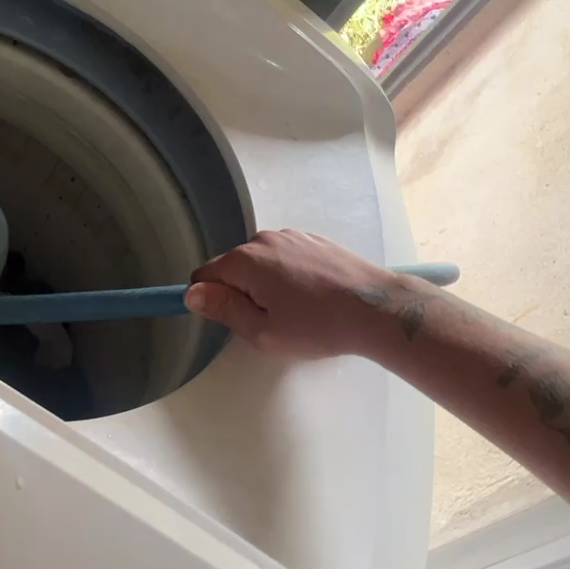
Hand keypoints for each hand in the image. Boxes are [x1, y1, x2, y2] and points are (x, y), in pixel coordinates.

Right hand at [184, 230, 419, 358]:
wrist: (378, 308)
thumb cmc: (317, 327)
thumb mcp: (263, 333)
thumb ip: (223, 310)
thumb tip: (191, 293)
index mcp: (245, 261)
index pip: (204, 275)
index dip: (210, 299)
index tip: (232, 318)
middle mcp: (262, 240)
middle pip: (233, 267)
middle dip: (241, 291)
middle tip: (271, 320)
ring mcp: (290, 235)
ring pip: (260, 261)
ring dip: (266, 282)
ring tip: (297, 309)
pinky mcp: (313, 238)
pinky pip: (285, 256)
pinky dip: (289, 273)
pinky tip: (314, 294)